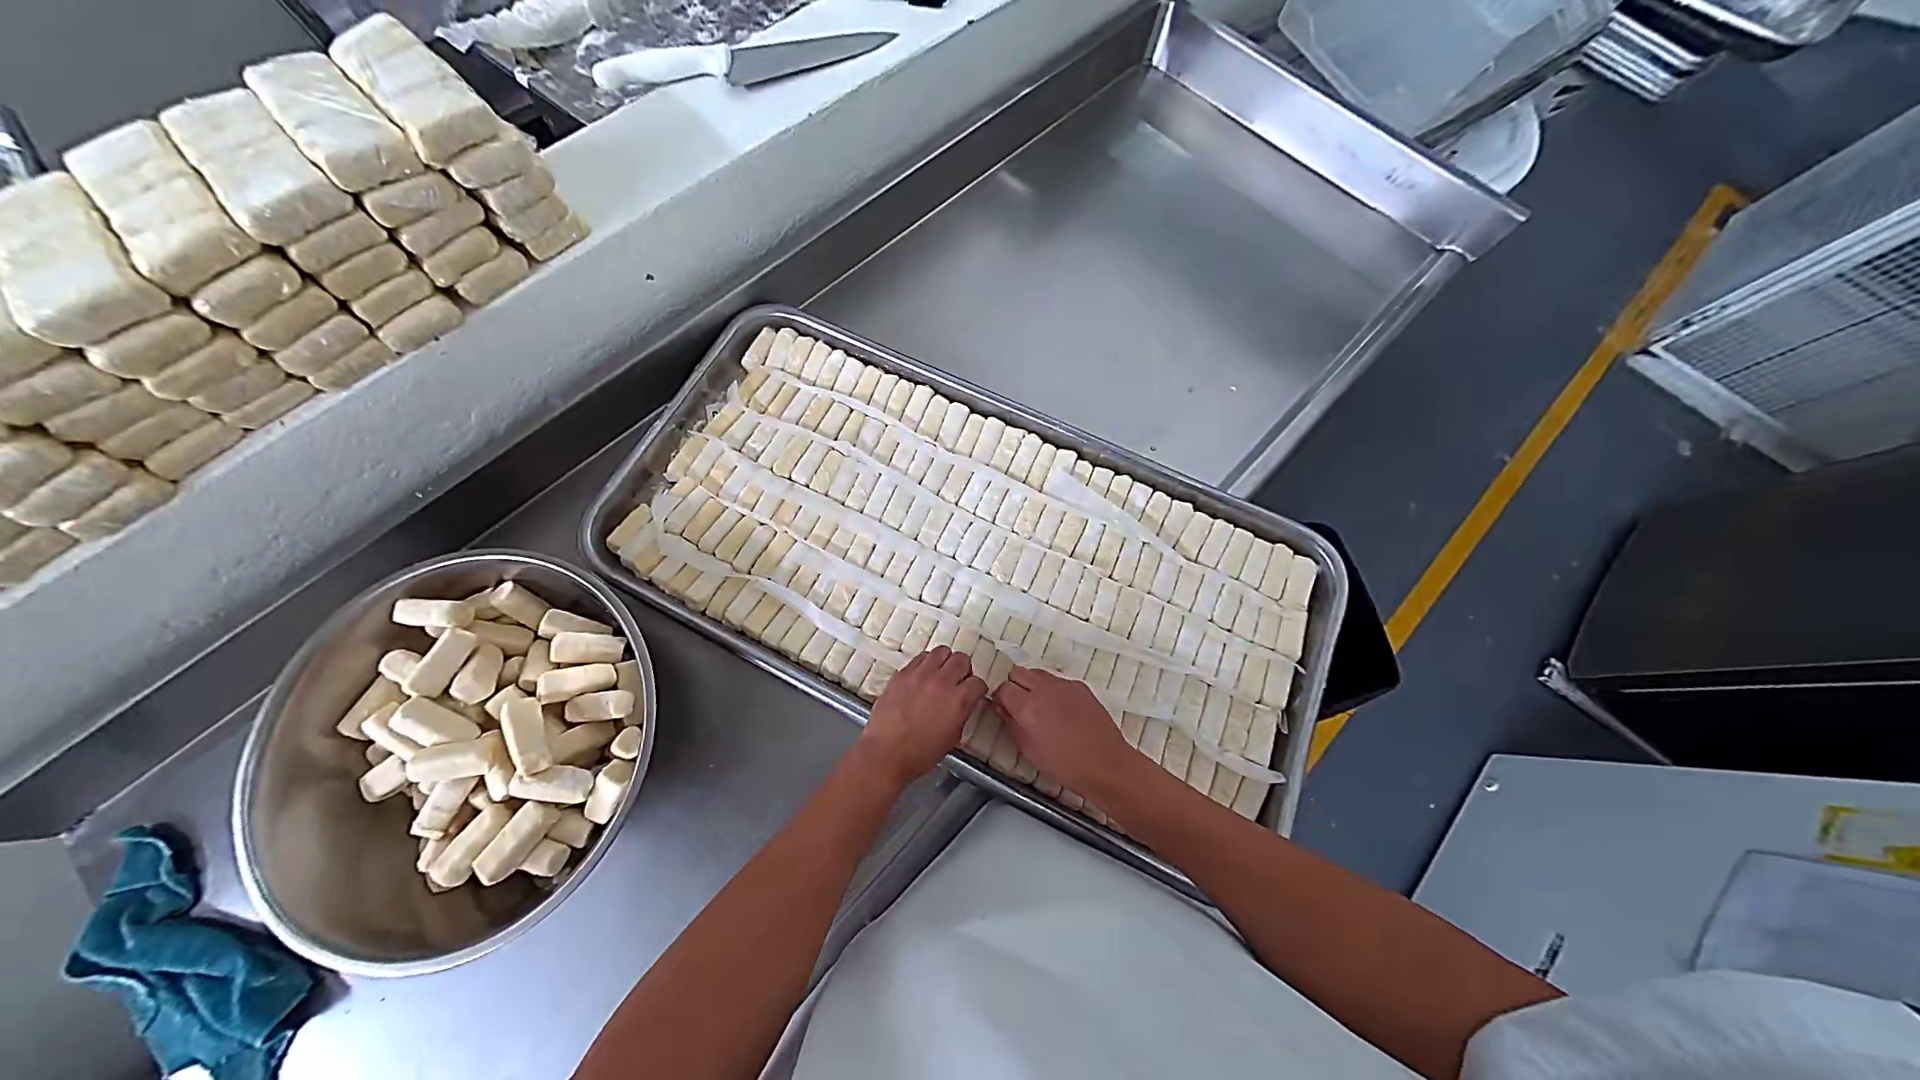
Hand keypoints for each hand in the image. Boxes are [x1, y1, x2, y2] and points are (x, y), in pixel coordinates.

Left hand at [854, 646, 987, 787]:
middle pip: (961, 659)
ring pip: (941, 652)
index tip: (974, 693)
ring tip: (941, 674)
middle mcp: (941, 682)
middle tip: (959, 681)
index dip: (977, 689)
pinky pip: (919, 659)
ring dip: (945, 662)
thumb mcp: (953, 737)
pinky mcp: (902, 675)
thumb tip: (964, 704)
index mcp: (958, 701)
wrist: (886, 753)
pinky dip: (925, 664)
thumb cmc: (919, 753)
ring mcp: (919, 675)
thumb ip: (962, 714)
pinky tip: (923, 677)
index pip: (977, 682)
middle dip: (964, 670)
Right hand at [992, 667, 1145, 798]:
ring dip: (1033, 685)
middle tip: (1020, 705)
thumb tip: (1003, 709)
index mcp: (1028, 707)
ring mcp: (1064, 685)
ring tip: (1040, 706)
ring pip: (1037, 673)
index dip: (1000, 698)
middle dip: (1014, 686)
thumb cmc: (1064, 765)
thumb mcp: (1028, 751)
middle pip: (1018, 672)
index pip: (1003, 688)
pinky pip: (1058, 680)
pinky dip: (1052, 689)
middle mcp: (1044, 689)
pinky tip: (1061, 709)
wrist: (1105, 764)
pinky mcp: (1080, 686)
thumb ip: (1011, 725)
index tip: (1004, 709)